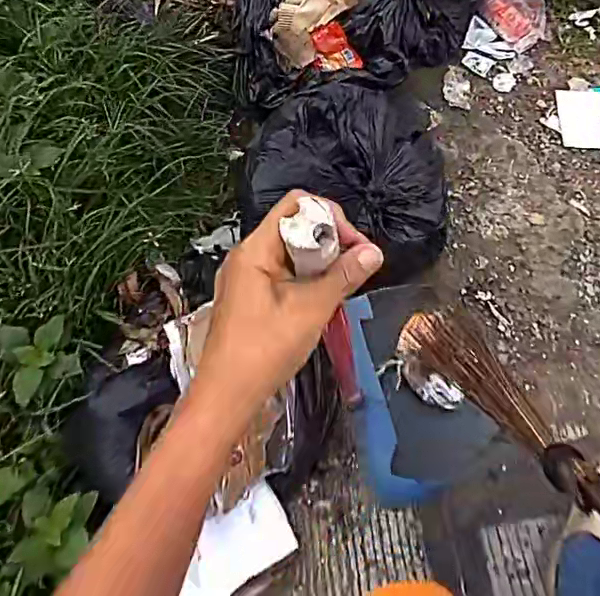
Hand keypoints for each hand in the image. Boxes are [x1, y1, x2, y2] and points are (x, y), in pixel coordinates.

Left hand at [188, 191, 383, 421]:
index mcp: (254, 249)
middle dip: (328, 241)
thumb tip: (373, 252)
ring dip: (320, 263)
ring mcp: (246, 276)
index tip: (355, 245)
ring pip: (290, 252)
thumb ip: (342, 278)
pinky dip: (306, 279)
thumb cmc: (263, 351)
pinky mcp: (250, 296)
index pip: (294, 204)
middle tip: (355, 267)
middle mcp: (247, 255)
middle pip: (293, 226)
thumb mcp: (310, 311)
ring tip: (343, 286)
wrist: (226, 394)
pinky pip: (283, 273)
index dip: (329, 216)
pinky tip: (322, 300)